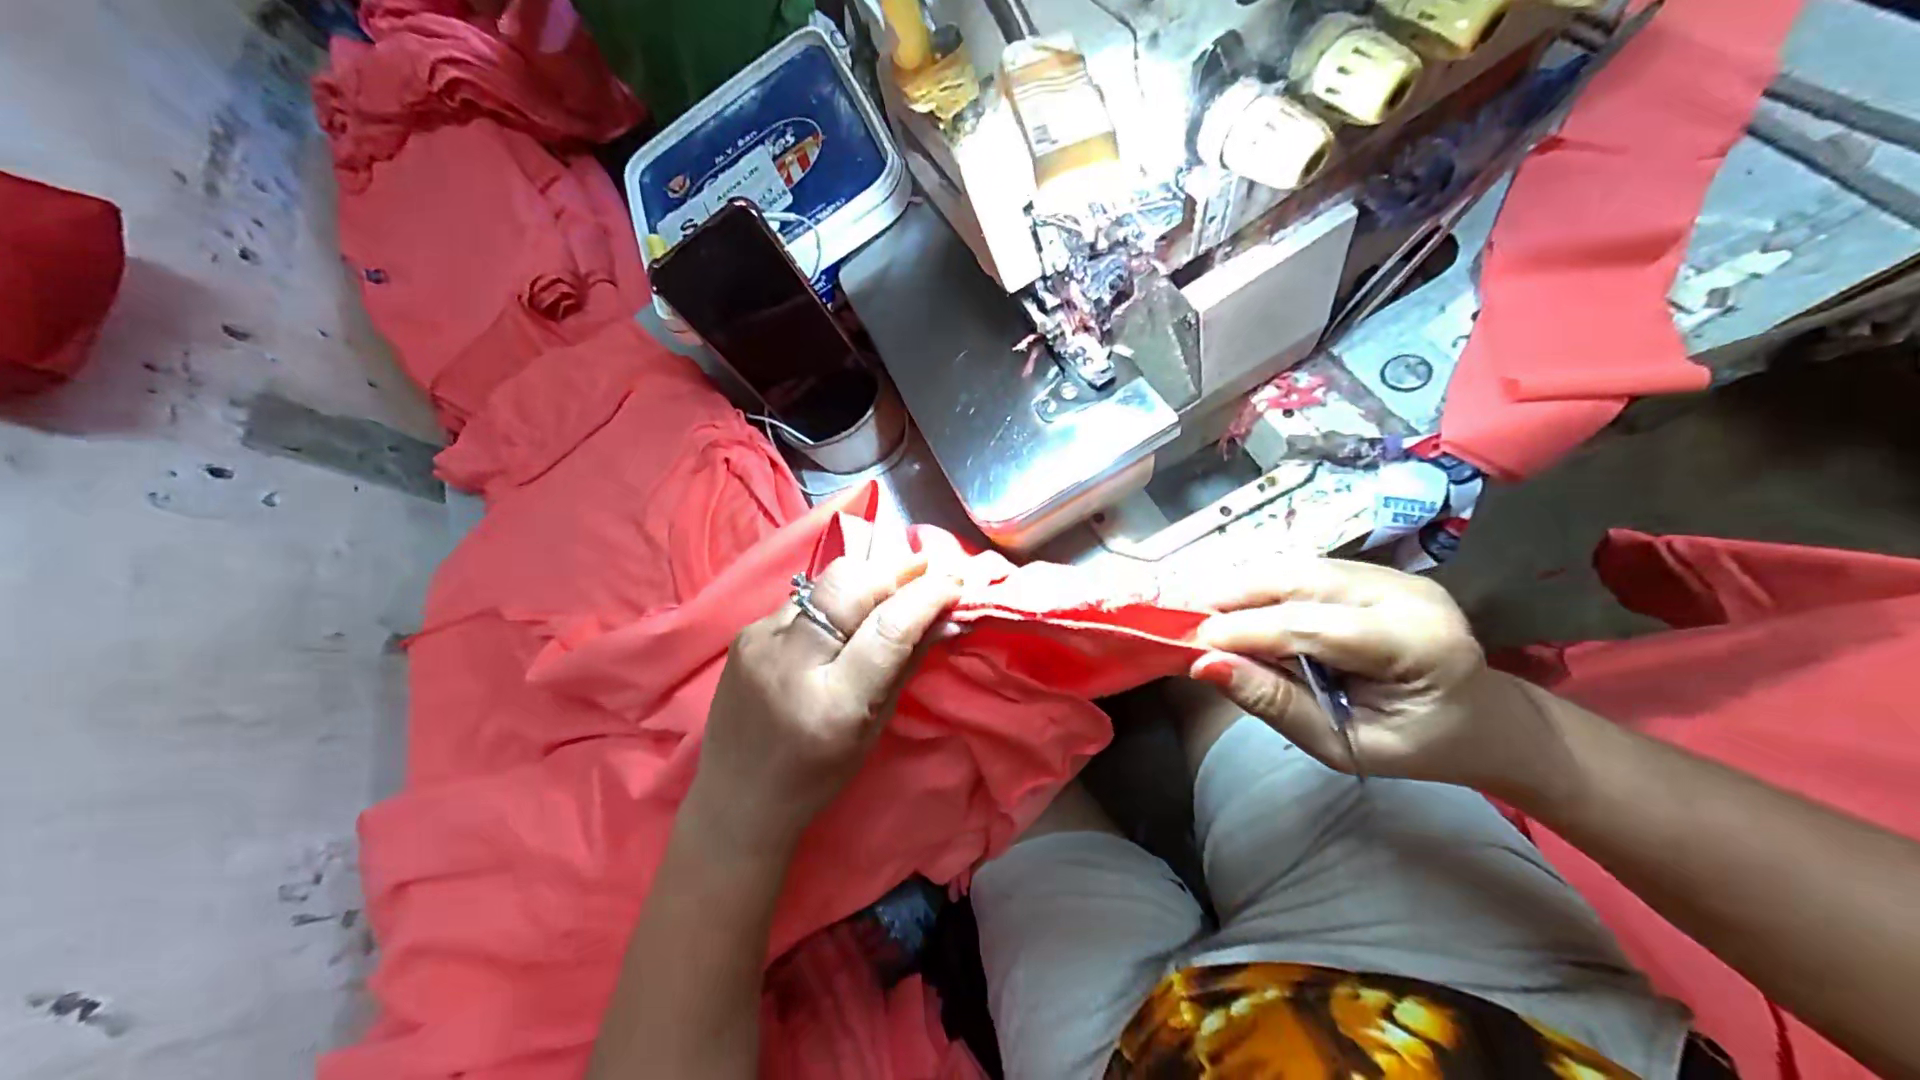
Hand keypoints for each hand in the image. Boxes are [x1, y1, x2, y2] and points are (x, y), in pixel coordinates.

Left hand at [685, 552, 963, 853]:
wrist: (736, 796)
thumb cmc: (816, 777)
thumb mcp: (873, 729)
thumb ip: (907, 666)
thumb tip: (948, 618)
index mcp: (831, 704)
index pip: (887, 629)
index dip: (926, 597)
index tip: (954, 583)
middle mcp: (790, 663)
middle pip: (849, 585)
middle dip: (894, 569)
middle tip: (924, 567)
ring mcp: (760, 642)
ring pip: (824, 581)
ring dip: (865, 577)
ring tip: (892, 580)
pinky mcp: (744, 633)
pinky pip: (802, 599)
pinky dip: (833, 599)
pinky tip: (844, 613)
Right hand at [1174, 556, 1565, 795]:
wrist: (1482, 719)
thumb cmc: (1416, 745)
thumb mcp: (1344, 745)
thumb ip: (1276, 703)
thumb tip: (1206, 666)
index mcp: (1418, 644)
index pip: (1313, 625)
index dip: (1246, 630)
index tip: (1192, 644)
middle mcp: (1409, 594)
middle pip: (1301, 580)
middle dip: (1235, 596)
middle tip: (1185, 620)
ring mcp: (1395, 575)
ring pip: (1298, 567)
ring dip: (1244, 586)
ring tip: (1204, 612)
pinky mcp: (1378, 570)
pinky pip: (1306, 569)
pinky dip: (1264, 585)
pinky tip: (1239, 605)